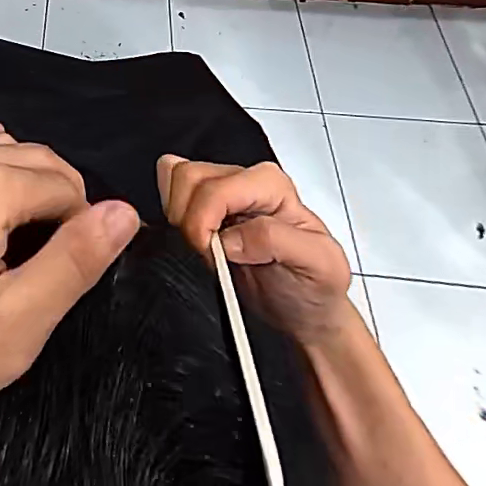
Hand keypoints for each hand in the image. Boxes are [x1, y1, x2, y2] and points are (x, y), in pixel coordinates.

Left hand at [0, 119, 139, 485]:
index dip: (84, 233)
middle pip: (40, 163)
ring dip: (29, 183)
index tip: (68, 280)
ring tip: (27, 241)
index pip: (71, 189)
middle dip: (62, 207)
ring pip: (3, 150)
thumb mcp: (11, 326)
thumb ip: (73, 262)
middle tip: (51, 273)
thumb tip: (124, 211)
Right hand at [157, 156, 352, 345]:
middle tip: (206, 254)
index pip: (214, 189)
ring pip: (172, 178)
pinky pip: (166, 187)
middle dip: (187, 220)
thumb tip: (231, 237)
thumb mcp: (319, 266)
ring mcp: (217, 187)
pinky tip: (192, 238)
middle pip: (187, 176)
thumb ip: (278, 241)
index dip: (202, 222)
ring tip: (202, 248)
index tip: (210, 256)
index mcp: (270, 184)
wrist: (303, 308)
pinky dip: (170, 213)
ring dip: (178, 217)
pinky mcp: (198, 199)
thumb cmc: (314, 285)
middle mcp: (241, 179)